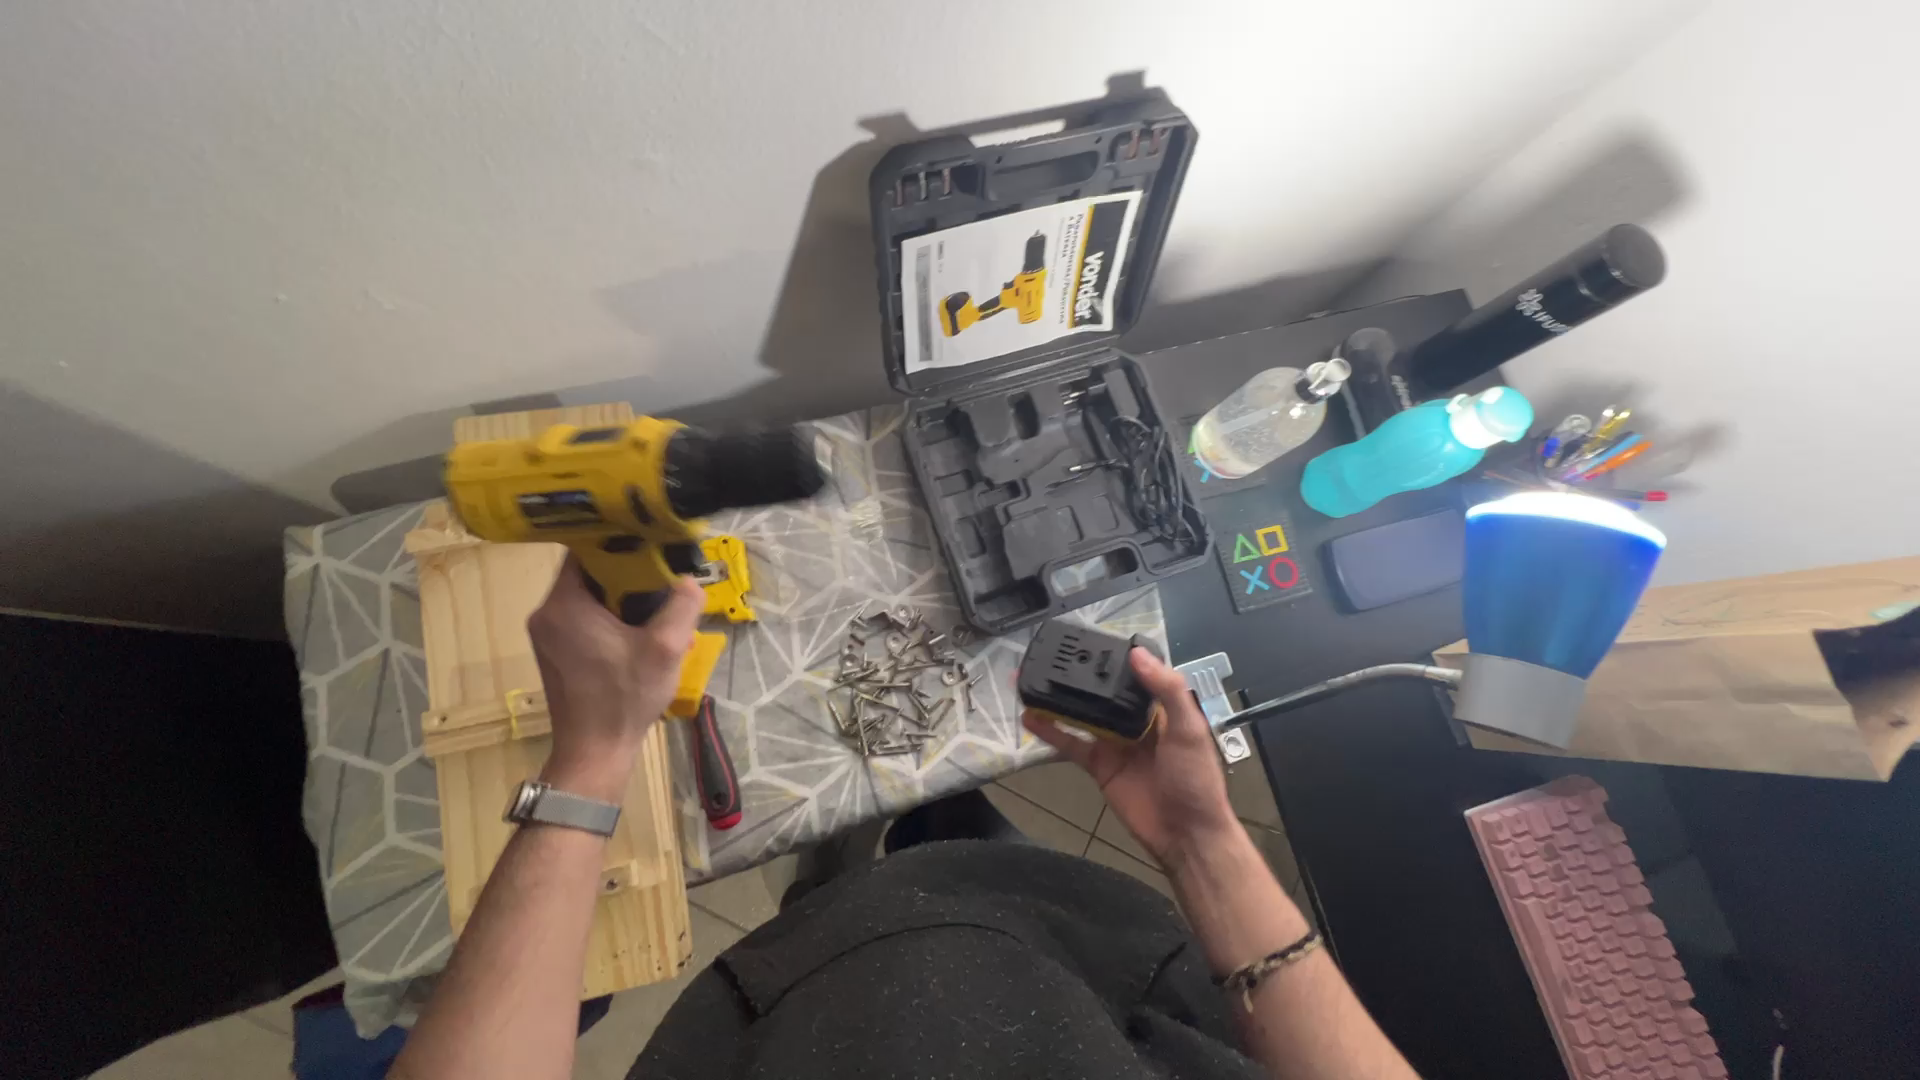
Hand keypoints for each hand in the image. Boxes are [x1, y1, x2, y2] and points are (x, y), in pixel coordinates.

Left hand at [527, 557, 703, 799]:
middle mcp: (547, 614)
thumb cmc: (625, 698)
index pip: (586, 549)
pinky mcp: (556, 652)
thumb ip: (682, 605)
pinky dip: (611, 616)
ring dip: (622, 596)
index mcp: (563, 605)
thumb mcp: (667, 648)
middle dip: (628, 573)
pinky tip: (639, 631)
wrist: (595, 752)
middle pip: (589, 572)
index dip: (620, 542)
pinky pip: (585, 617)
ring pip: (589, 595)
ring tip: (657, 606)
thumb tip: (689, 580)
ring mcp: (548, 635)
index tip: (652, 545)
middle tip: (662, 580)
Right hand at [1024, 647, 1236, 867]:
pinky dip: (1050, 732)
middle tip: (1048, 657)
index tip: (1085, 638)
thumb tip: (1136, 653)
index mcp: (1159, 708)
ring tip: (1029, 681)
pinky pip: (1071, 744)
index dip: (1111, 658)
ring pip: (1081, 715)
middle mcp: (1134, 721)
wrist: (1186, 835)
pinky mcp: (1098, 765)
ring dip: (1058, 699)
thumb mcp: (1189, 729)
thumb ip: (1166, 689)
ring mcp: (1113, 743)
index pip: (1132, 675)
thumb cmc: (1196, 779)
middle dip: (1078, 677)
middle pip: (1101, 693)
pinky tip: (1030, 717)